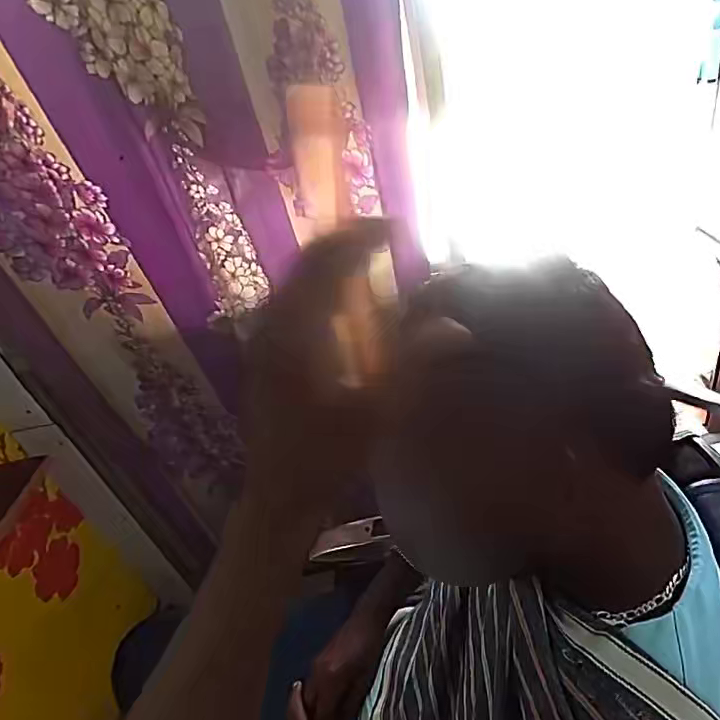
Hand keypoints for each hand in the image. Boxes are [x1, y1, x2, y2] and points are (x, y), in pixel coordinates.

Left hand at [241, 220, 390, 525]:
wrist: (277, 492)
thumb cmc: (328, 457)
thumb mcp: (378, 413)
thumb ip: (415, 362)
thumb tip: (457, 326)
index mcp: (299, 335)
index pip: (330, 264)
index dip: (364, 238)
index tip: (397, 227)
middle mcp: (273, 325)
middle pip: (307, 259)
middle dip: (346, 237)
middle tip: (384, 232)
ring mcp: (262, 336)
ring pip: (295, 274)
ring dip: (331, 256)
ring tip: (368, 252)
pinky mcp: (262, 348)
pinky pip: (290, 294)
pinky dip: (318, 279)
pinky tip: (343, 291)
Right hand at [303, 611, 384, 719]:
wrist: (366, 618)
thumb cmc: (371, 649)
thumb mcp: (365, 680)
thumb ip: (350, 705)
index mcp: (329, 681)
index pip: (319, 718)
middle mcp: (316, 675)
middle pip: (307, 710)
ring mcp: (314, 666)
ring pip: (305, 699)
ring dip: (310, 716)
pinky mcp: (316, 661)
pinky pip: (309, 688)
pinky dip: (312, 702)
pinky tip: (321, 710)